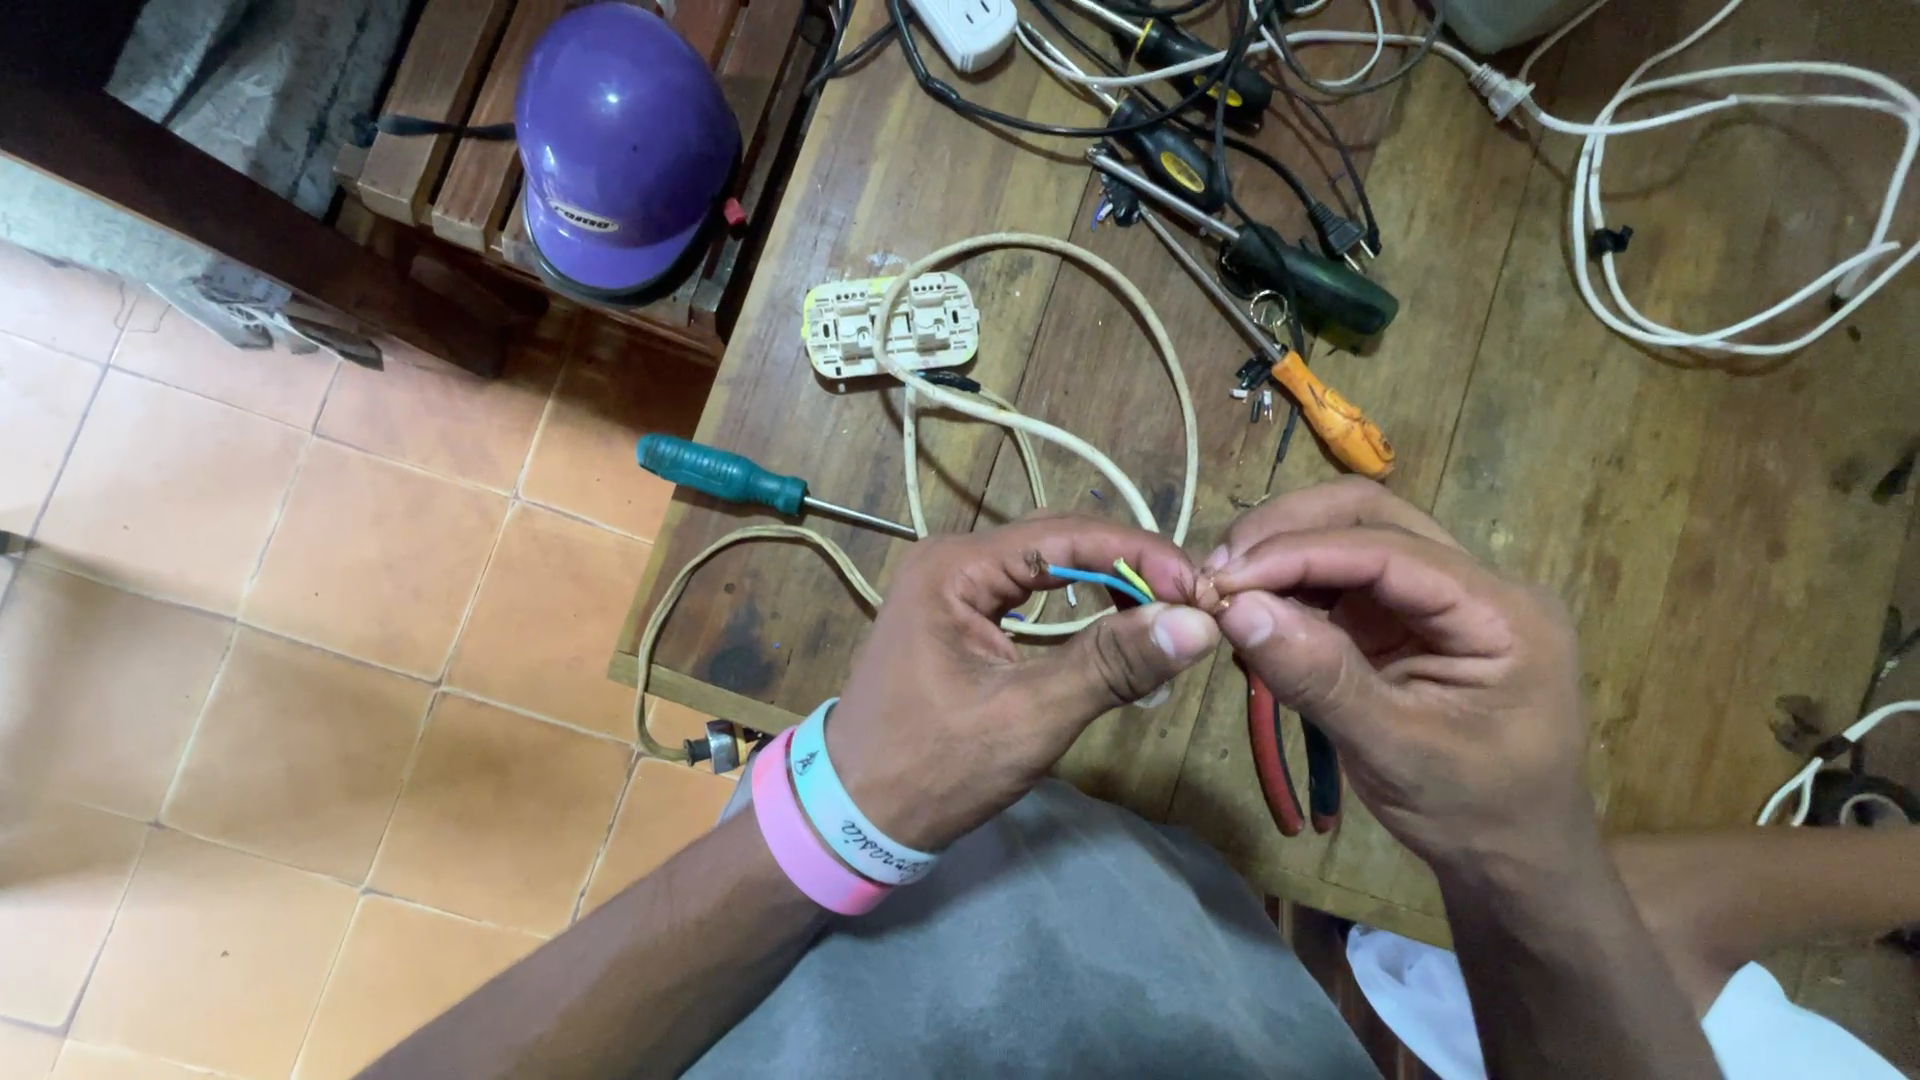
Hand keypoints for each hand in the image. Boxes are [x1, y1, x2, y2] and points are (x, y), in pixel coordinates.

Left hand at [827, 516, 1219, 851]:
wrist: (855, 815)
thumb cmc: (933, 768)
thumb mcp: (1027, 717)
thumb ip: (1110, 665)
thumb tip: (1197, 623)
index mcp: (954, 567)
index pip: (1065, 536)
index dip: (1139, 554)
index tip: (1201, 587)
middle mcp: (951, 559)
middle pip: (1058, 542)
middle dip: (1129, 568)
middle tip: (1192, 604)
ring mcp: (952, 585)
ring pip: (1048, 567)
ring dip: (1108, 586)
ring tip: (1164, 616)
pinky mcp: (959, 614)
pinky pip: (1030, 594)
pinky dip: (1078, 609)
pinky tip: (1115, 626)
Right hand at [1202, 479, 1593, 873]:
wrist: (1511, 855)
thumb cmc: (1473, 812)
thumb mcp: (1396, 752)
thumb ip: (1319, 677)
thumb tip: (1235, 611)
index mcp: (1500, 611)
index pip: (1387, 549)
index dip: (1298, 554)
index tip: (1223, 581)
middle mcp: (1471, 584)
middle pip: (1370, 514)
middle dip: (1287, 531)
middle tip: (1220, 570)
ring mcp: (1433, 595)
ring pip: (1347, 533)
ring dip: (1279, 551)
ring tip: (1223, 587)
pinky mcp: (1398, 616)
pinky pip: (1334, 577)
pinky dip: (1286, 584)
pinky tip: (1249, 607)